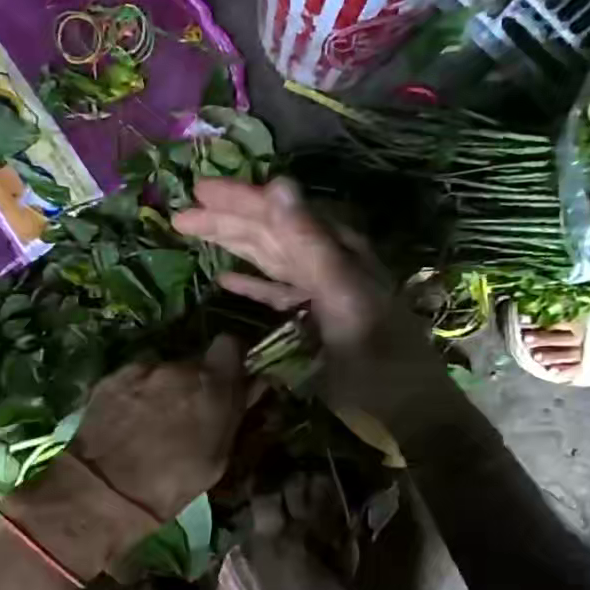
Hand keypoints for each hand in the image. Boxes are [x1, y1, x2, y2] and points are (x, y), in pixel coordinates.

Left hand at [0, 337, 245, 578]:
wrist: (103, 492)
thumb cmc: (174, 482)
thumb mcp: (219, 455)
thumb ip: (236, 413)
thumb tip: (252, 386)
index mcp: (213, 383)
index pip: (231, 344)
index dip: (232, 359)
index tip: (230, 379)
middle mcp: (179, 367)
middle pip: (196, 364)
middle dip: (197, 383)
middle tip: (191, 413)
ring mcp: (142, 370)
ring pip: (164, 373)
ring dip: (166, 389)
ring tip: (155, 421)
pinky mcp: (111, 378)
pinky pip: (136, 380)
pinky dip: (138, 394)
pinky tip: (130, 421)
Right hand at [175, 178, 447, 429]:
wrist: (408, 408)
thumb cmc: (376, 357)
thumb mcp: (341, 295)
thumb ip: (309, 242)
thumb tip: (278, 182)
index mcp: (337, 251)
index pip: (282, 213)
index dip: (241, 199)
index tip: (197, 190)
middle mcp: (330, 263)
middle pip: (273, 233)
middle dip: (228, 221)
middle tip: (181, 212)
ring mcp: (325, 292)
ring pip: (273, 259)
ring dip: (235, 247)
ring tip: (195, 234)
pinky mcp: (321, 320)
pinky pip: (280, 293)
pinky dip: (255, 284)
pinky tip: (228, 280)